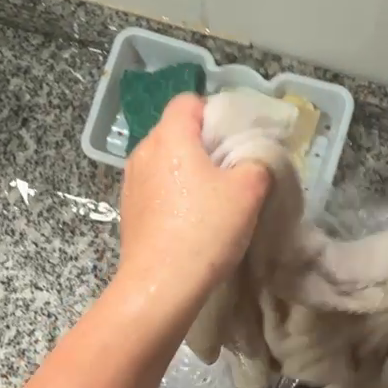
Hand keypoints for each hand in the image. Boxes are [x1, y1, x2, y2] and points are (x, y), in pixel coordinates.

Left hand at [113, 95, 269, 315]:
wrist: (160, 287)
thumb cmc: (204, 230)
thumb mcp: (248, 191)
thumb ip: (258, 161)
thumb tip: (255, 158)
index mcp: (169, 136)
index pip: (189, 101)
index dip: (216, 113)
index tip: (237, 139)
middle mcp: (143, 152)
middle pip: (177, 131)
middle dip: (206, 145)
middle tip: (234, 170)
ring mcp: (131, 183)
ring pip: (167, 161)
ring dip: (190, 172)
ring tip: (215, 199)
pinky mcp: (129, 211)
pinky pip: (157, 188)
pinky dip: (176, 195)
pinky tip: (194, 221)